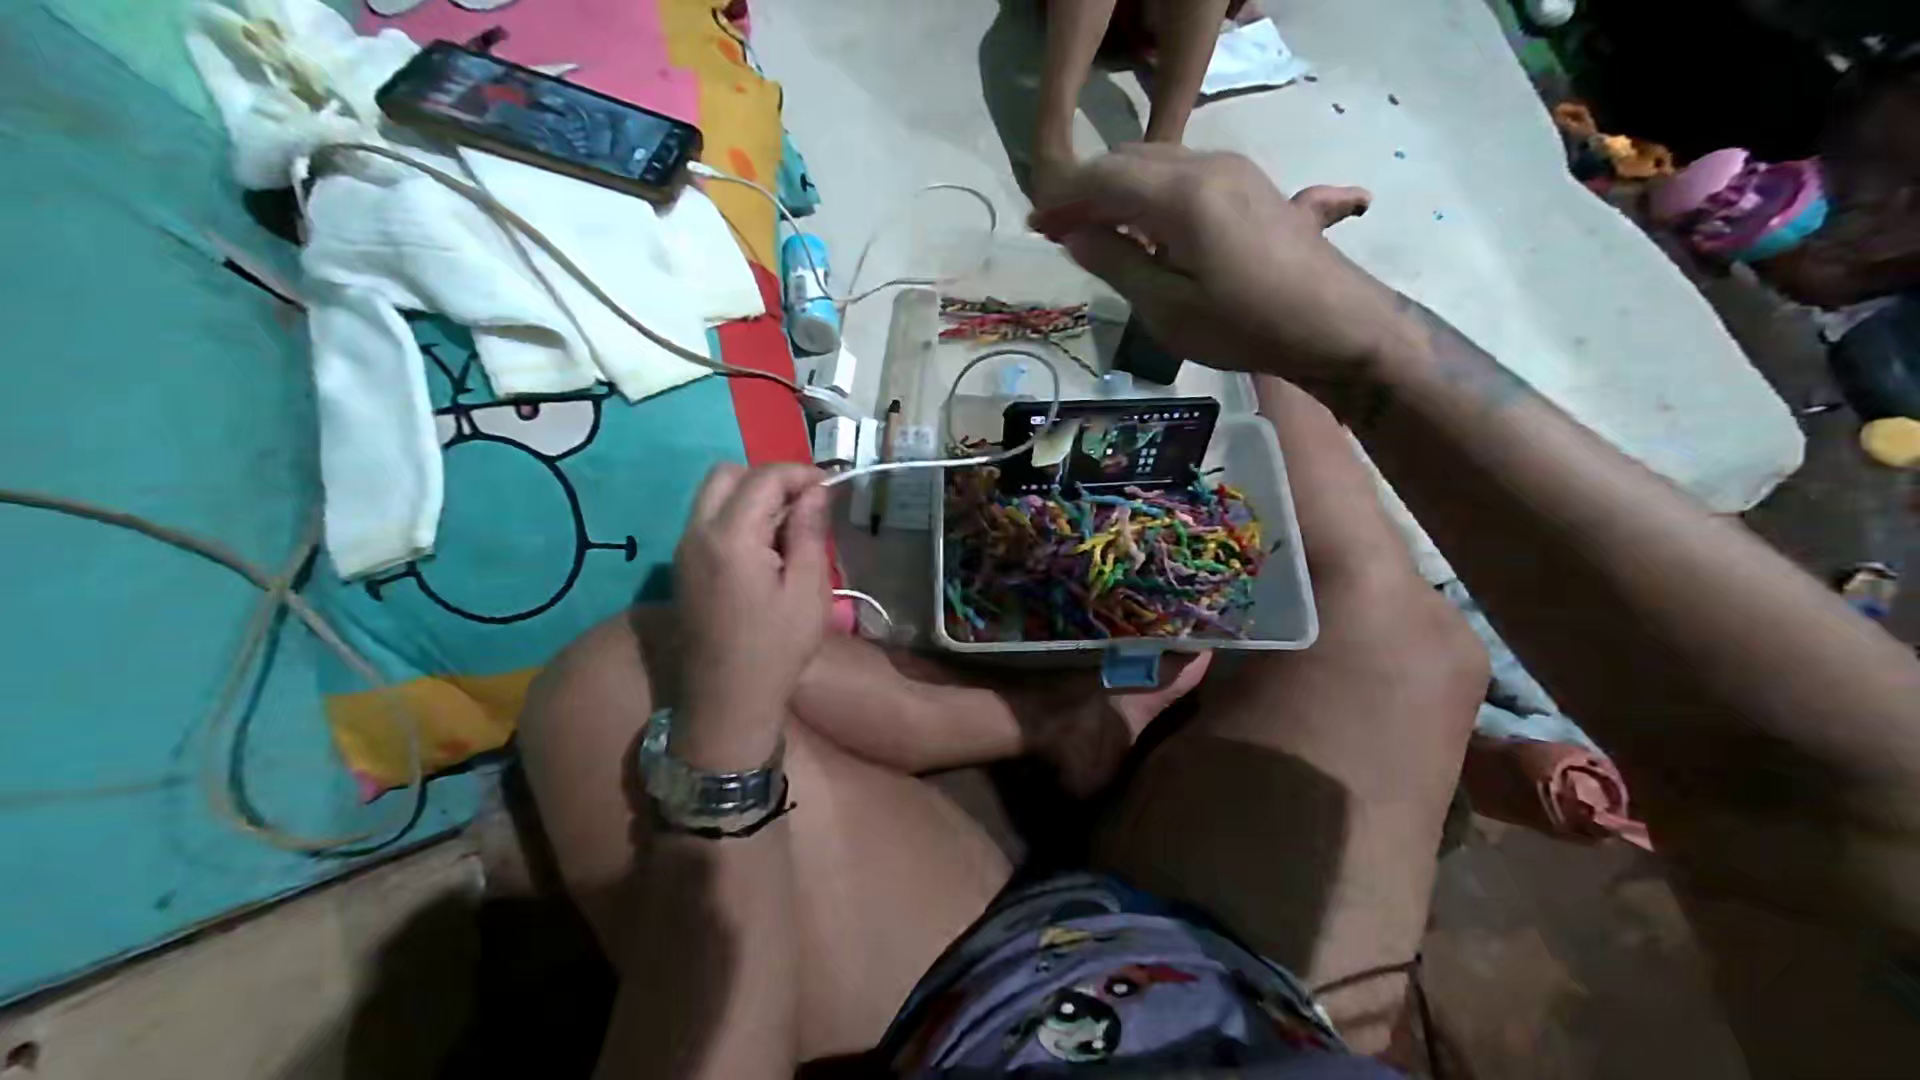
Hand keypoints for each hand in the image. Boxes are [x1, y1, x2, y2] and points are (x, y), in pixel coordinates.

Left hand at [674, 464, 832, 725]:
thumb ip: (809, 532)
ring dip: (751, 496)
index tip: (828, 487)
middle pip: (727, 474)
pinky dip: (736, 516)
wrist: (727, 701)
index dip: (799, 474)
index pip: (762, 478)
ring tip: (788, 526)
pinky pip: (708, 519)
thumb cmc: (776, 648)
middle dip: (768, 478)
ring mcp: (684, 550)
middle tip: (803, 503)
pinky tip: (765, 547)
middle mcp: (697, 533)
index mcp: (730, 537)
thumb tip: (815, 491)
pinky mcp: (683, 566)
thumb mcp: (807, 590)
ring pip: (713, 495)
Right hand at [1029, 145, 1405, 382]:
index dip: (1064, 198)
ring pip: (1156, 161)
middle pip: (1128, 160)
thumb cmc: (1244, 327)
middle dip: (1088, 191)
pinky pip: (1184, 173)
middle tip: (1060, 232)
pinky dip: (1150, 193)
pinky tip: (1144, 228)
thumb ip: (1116, 263)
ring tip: (1096, 232)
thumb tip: (1074, 234)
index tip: (1037, 226)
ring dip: (1118, 190)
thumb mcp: (1167, 308)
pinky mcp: (1249, 183)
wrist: (1333, 324)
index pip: (1104, 177)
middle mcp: (1207, 165)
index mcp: (1182, 196)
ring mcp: (1234, 169)